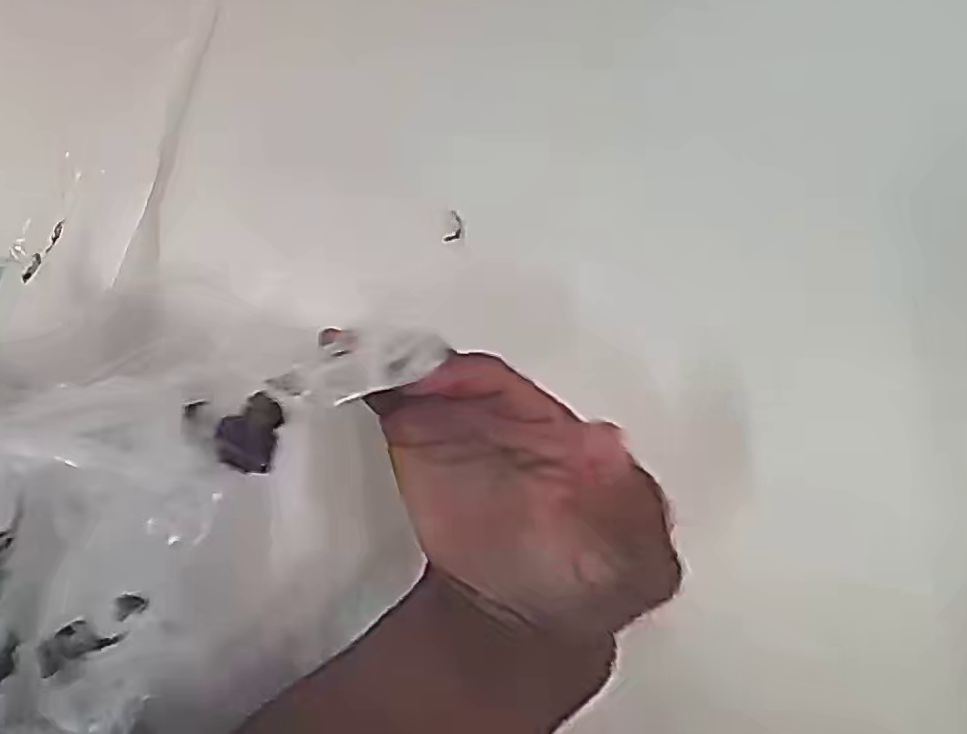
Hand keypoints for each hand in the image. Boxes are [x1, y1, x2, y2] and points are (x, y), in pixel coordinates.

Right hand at [370, 353, 681, 639]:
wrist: (508, 615)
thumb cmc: (576, 584)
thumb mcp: (628, 555)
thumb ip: (624, 500)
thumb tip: (607, 440)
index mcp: (541, 425)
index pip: (493, 380)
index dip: (457, 373)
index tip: (426, 379)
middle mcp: (488, 414)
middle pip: (438, 366)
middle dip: (403, 355)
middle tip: (369, 356)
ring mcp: (445, 423)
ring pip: (405, 374)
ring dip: (374, 359)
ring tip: (343, 352)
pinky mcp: (408, 437)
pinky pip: (382, 396)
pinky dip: (358, 378)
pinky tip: (338, 365)